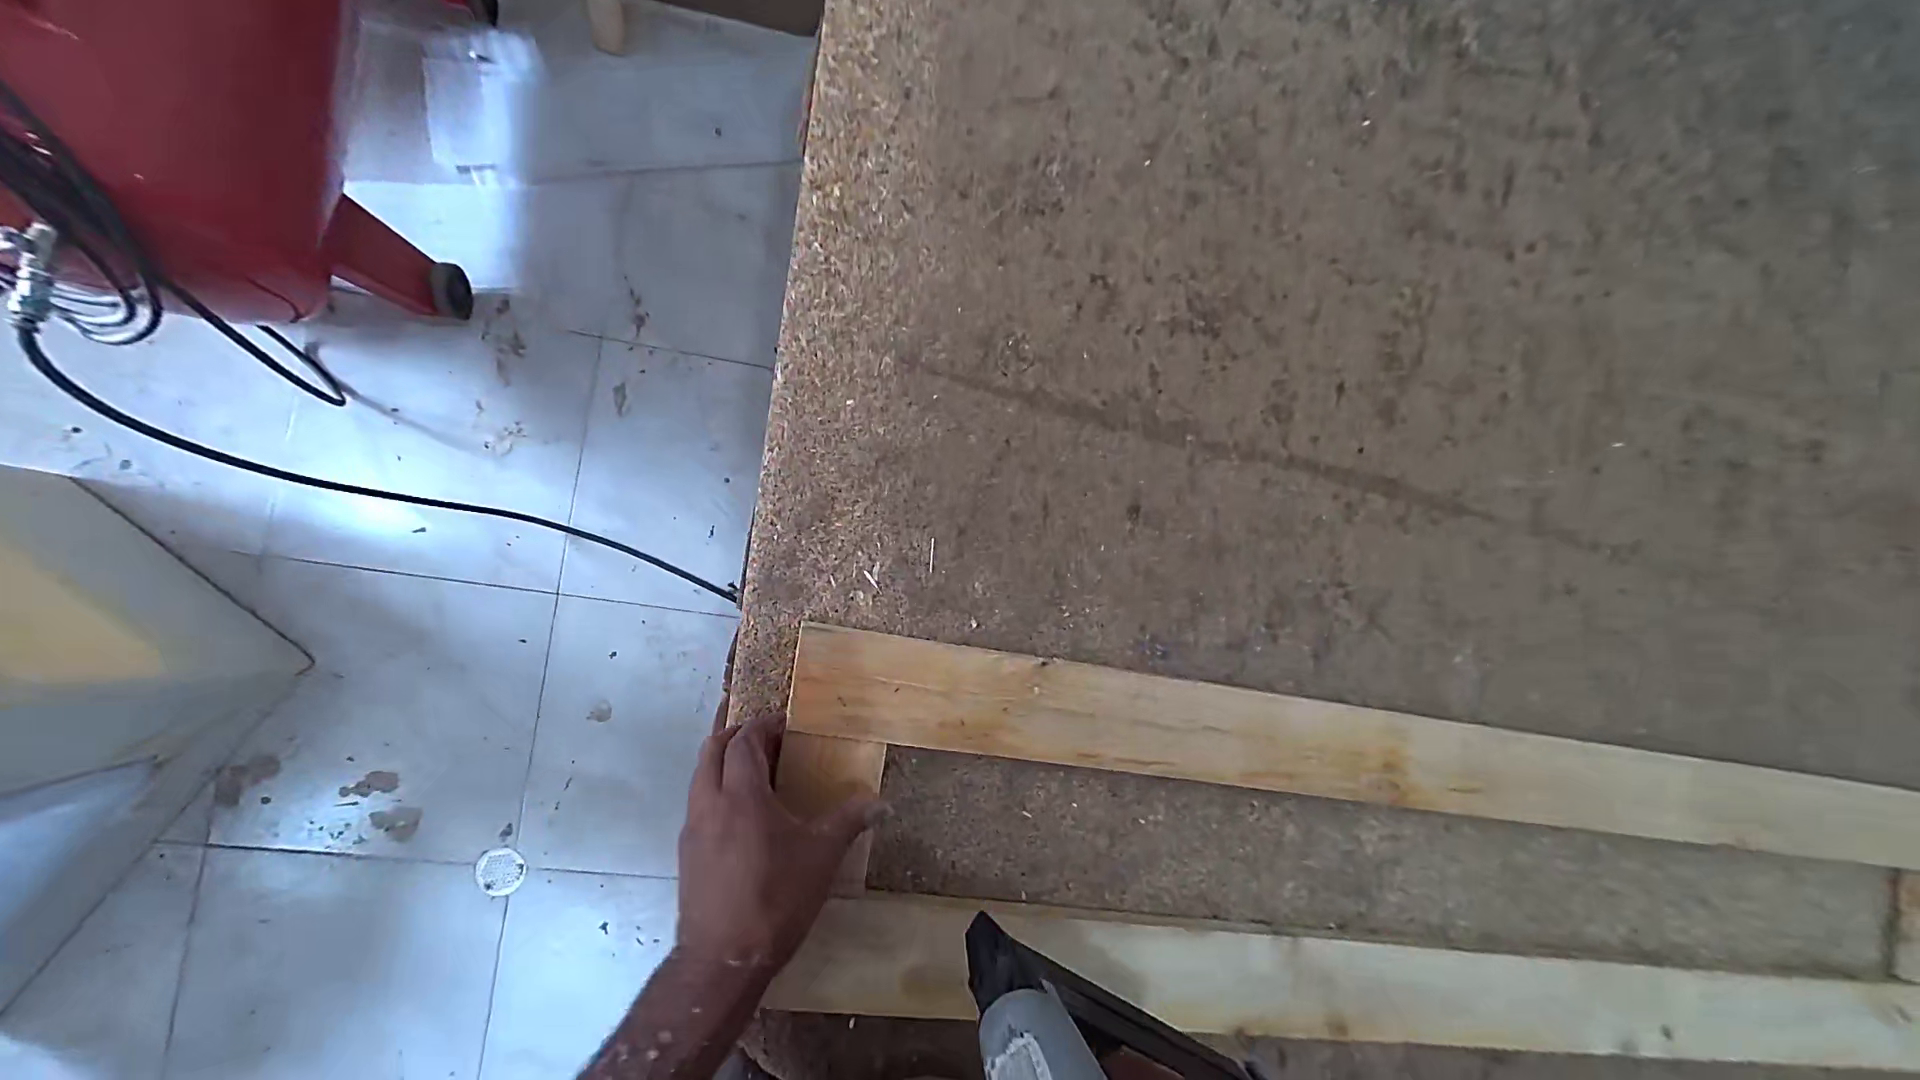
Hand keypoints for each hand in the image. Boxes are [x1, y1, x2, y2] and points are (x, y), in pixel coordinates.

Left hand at [674, 713, 881, 973]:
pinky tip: (742, 813)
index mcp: (741, 795)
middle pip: (711, 750)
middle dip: (735, 734)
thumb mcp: (821, 855)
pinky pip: (698, 803)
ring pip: (699, 776)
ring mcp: (692, 830)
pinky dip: (717, 789)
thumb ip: (849, 821)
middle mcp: (709, 803)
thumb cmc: (776, 898)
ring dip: (722, 762)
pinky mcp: (686, 854)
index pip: (743, 742)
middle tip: (764, 735)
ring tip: (755, 769)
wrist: (721, 962)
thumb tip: (881, 804)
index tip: (784, 722)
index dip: (763, 725)